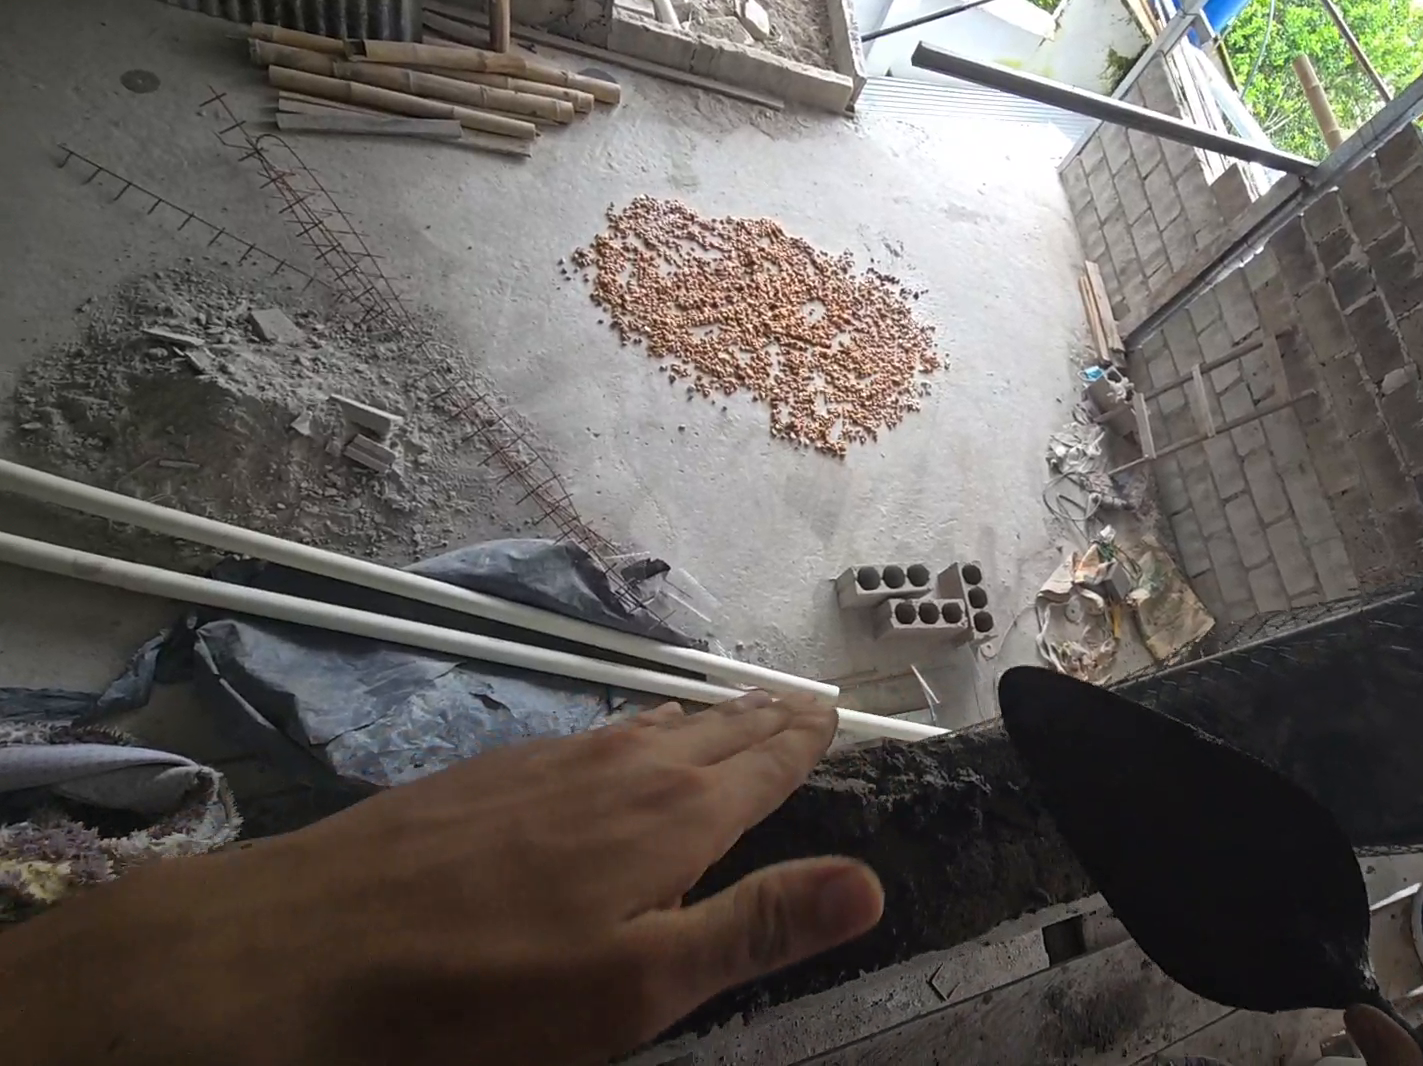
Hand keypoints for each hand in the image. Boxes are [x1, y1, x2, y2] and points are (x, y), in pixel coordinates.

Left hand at [0, 692, 884, 1065]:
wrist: (282, 958)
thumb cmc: (482, 993)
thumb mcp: (640, 986)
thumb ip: (760, 925)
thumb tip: (869, 884)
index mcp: (681, 814)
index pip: (770, 759)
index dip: (809, 735)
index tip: (837, 712)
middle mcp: (636, 765)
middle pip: (727, 726)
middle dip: (773, 714)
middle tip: (806, 702)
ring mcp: (566, 756)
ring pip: (670, 721)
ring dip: (720, 714)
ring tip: (746, 708)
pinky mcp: (507, 764)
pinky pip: (612, 728)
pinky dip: (654, 724)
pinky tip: (639, 735)